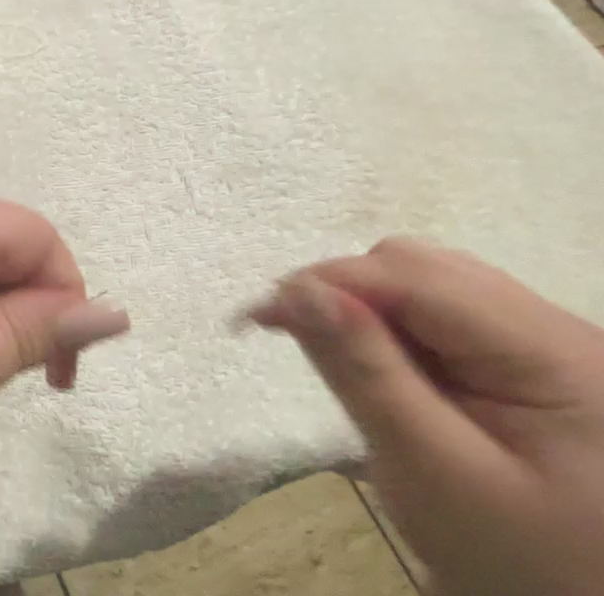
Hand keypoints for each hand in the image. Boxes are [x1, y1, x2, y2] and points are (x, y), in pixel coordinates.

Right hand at [250, 240, 603, 595]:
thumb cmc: (511, 550)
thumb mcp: (429, 465)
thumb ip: (363, 370)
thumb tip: (296, 290)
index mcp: (554, 355)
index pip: (416, 277)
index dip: (327, 282)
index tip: (256, 318)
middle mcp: (562, 332)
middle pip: (424, 267)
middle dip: (344, 291)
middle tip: (292, 333)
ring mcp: (550, 345)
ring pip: (429, 281)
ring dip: (363, 305)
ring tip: (327, 348)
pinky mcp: (531, 362)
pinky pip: (444, 313)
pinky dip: (389, 323)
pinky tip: (372, 359)